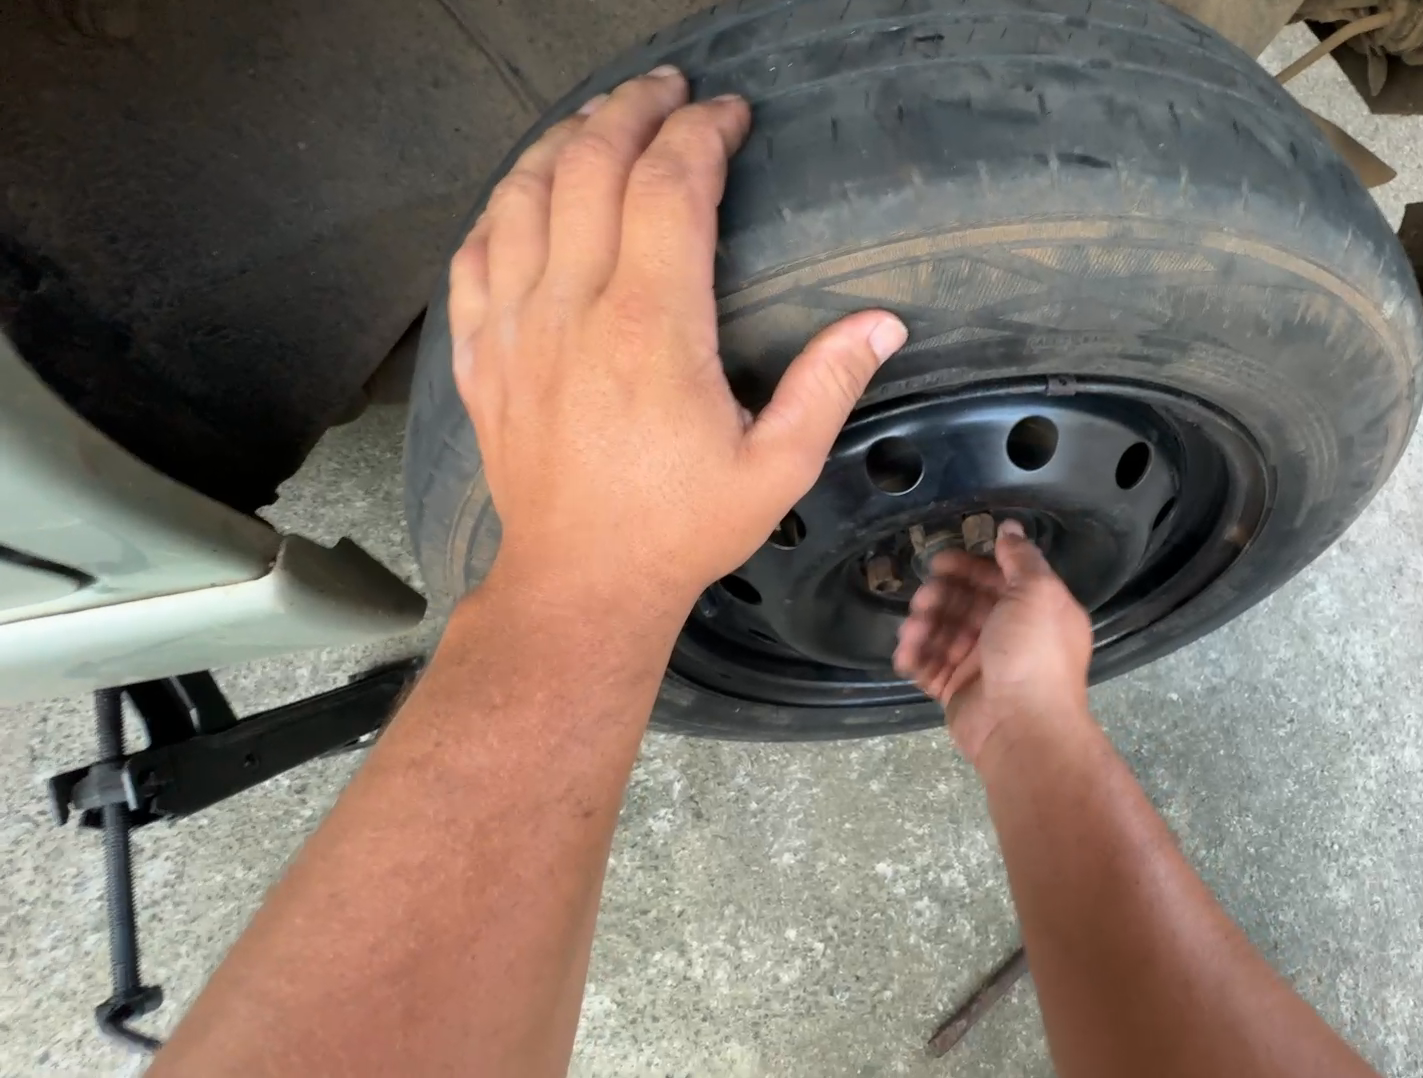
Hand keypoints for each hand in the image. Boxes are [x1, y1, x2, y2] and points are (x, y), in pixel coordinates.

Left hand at [447, 69, 908, 613]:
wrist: (584, 580)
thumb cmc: (684, 528)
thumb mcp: (780, 467)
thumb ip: (828, 384)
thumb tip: (883, 323)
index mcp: (653, 328)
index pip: (672, 187)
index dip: (703, 134)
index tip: (730, 116)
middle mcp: (575, 307)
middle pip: (592, 165)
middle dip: (635, 110)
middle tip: (670, 89)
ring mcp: (516, 326)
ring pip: (525, 191)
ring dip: (567, 138)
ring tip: (605, 118)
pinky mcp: (484, 354)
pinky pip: (477, 249)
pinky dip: (505, 202)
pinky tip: (529, 193)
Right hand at [893, 521, 1095, 763]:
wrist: (1022, 727)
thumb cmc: (1033, 654)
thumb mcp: (1037, 593)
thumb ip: (1022, 558)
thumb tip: (1011, 528)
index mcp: (1034, 611)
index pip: (997, 580)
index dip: (967, 568)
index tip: (939, 562)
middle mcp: (1011, 635)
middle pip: (966, 605)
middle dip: (941, 598)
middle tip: (923, 599)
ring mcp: (983, 665)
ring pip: (945, 634)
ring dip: (924, 627)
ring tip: (911, 630)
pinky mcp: (959, 691)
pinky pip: (931, 667)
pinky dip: (916, 658)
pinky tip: (904, 654)